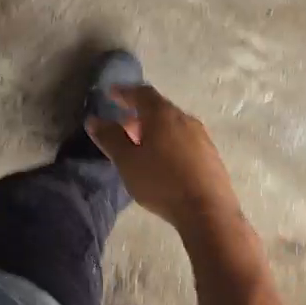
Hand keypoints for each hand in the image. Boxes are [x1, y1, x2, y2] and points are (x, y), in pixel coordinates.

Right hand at [87, 85, 242, 233]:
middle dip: (139, 114)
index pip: (141, 93)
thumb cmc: (162, 182)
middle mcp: (184, 119)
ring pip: (173, 125)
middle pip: (159, 108)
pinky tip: (165, 162)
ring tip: (142, 147)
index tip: (111, 94)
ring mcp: (201, 137)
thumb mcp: (127, 162)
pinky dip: (170, 143)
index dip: (125, 92)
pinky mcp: (211, 156)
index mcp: (162, 114)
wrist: (209, 212)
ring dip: (155, 130)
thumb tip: (94, 120)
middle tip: (123, 126)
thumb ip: (110, 138)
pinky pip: (185, 140)